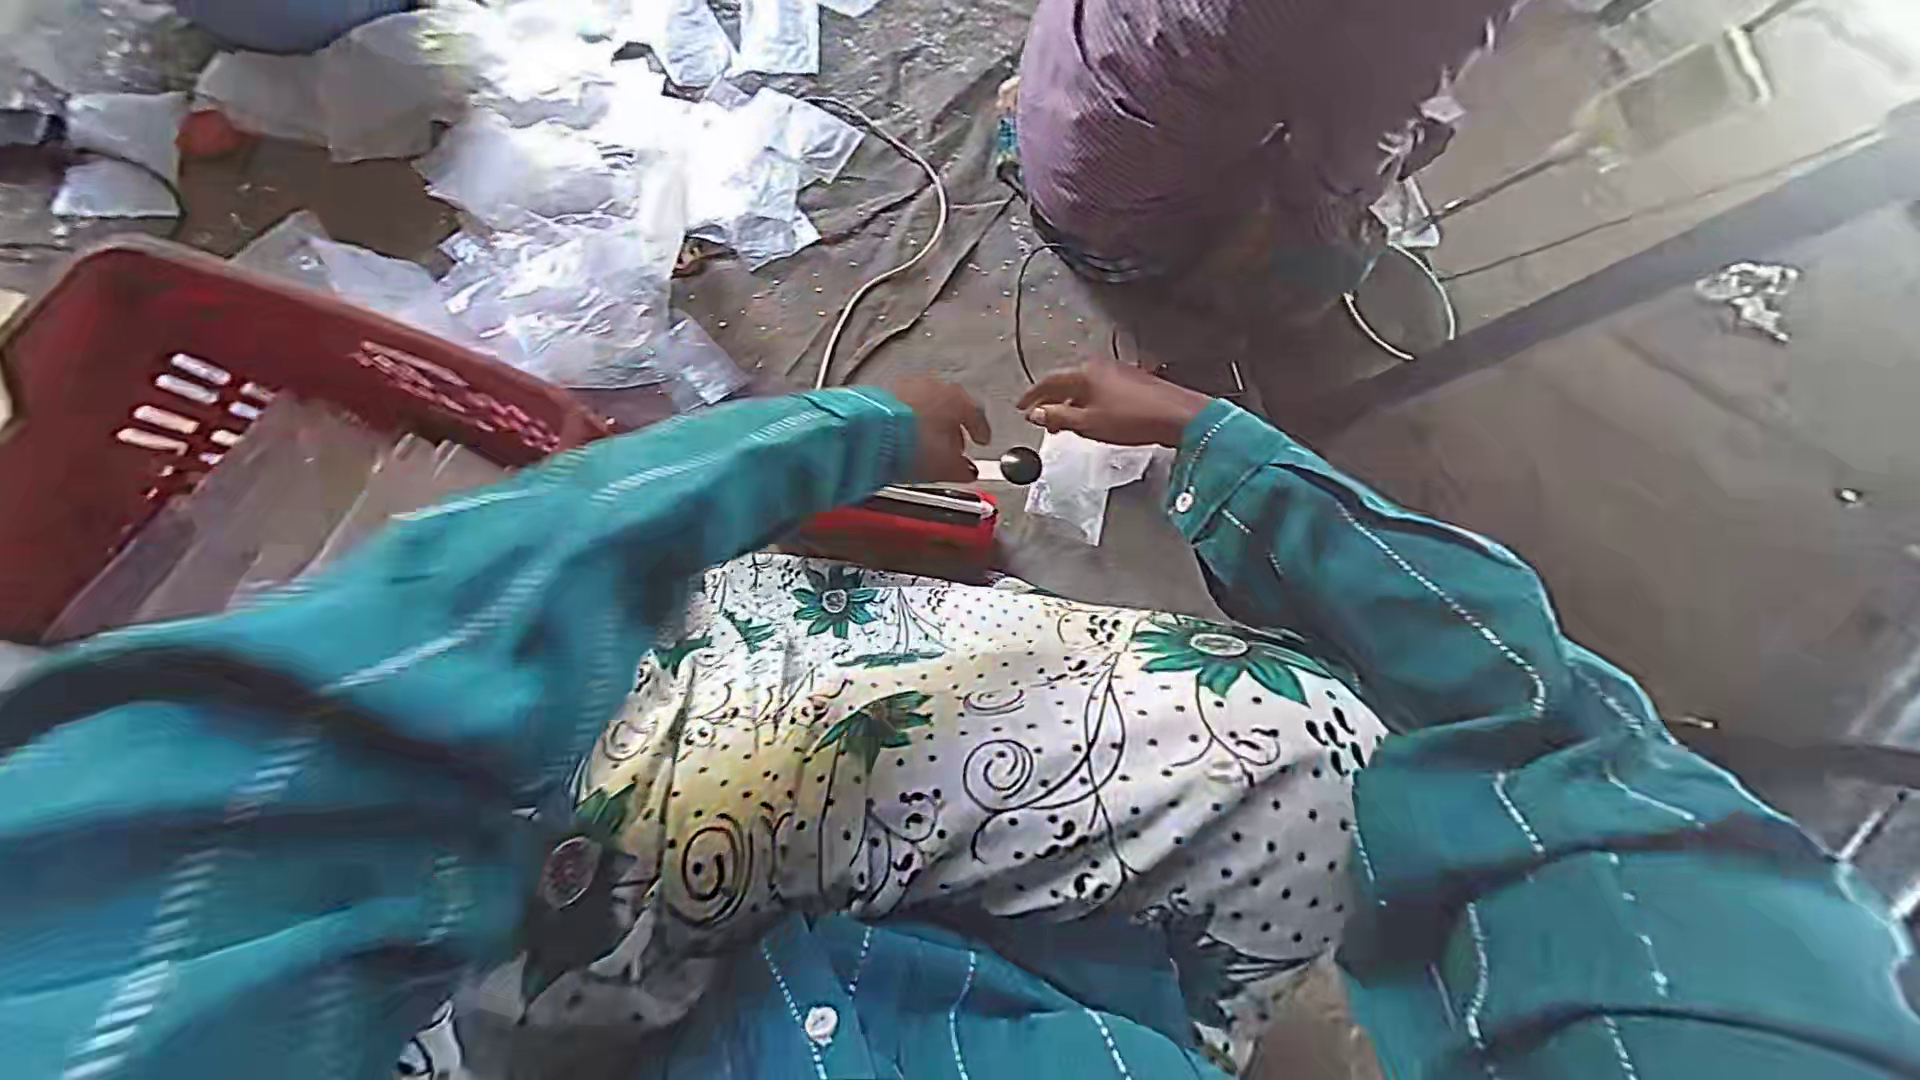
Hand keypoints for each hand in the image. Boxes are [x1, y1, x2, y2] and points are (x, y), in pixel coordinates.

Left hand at [890, 378, 991, 481]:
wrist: (871, 433)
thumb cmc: (912, 443)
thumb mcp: (946, 465)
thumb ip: (962, 468)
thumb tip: (967, 472)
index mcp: (957, 399)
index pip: (976, 415)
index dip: (980, 431)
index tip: (981, 440)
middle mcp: (934, 387)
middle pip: (950, 407)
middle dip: (952, 428)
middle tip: (953, 448)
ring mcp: (907, 387)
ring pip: (926, 405)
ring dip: (929, 424)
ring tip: (925, 446)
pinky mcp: (884, 393)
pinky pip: (904, 407)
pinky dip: (908, 421)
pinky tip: (905, 438)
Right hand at [1017, 363, 1212, 446]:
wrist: (1176, 417)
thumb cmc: (1134, 419)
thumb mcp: (1086, 423)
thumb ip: (1057, 417)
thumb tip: (1036, 414)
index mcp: (1083, 373)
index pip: (1047, 382)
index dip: (1032, 396)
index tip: (1022, 407)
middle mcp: (1098, 367)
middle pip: (1064, 382)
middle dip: (1049, 400)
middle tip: (1039, 418)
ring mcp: (1115, 372)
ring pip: (1082, 386)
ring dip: (1068, 403)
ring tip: (1063, 422)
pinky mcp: (1129, 382)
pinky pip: (1098, 390)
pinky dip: (1086, 402)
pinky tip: (1089, 417)